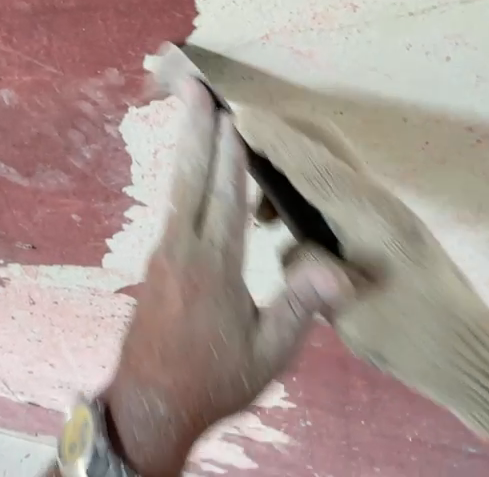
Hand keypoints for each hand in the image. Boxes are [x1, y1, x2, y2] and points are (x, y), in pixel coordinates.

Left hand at [100, 50, 354, 476]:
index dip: (233, 153)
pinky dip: (182, 170)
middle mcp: (182, 247)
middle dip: (196, 127)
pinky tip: (188, 159)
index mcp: (213, 266)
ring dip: (185, 141)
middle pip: (191, 175)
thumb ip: (298, 308)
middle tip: (194, 85)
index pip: (227, 197)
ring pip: (177, 184)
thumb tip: (337, 272)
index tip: (235, 112)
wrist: (150, 403)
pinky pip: (172, 201)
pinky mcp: (156, 255)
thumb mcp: (268, 355)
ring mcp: (163, 249)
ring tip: (189, 104)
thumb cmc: (216, 380)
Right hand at [234, 106, 488, 450]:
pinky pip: (332, 181)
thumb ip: (309, 268)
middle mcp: (374, 197)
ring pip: (325, 157)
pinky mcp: (380, 219)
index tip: (235, 114)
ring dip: (288, 162)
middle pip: (321, 139)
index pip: (309, 161)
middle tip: (239, 149)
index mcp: (368, 216)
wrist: (475, 356)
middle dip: (278, 131)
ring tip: (262, 210)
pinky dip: (302, 184)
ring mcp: (380, 205)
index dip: (270, 136)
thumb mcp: (351, 315)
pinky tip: (287, 225)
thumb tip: (284, 241)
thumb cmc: (416, 340)